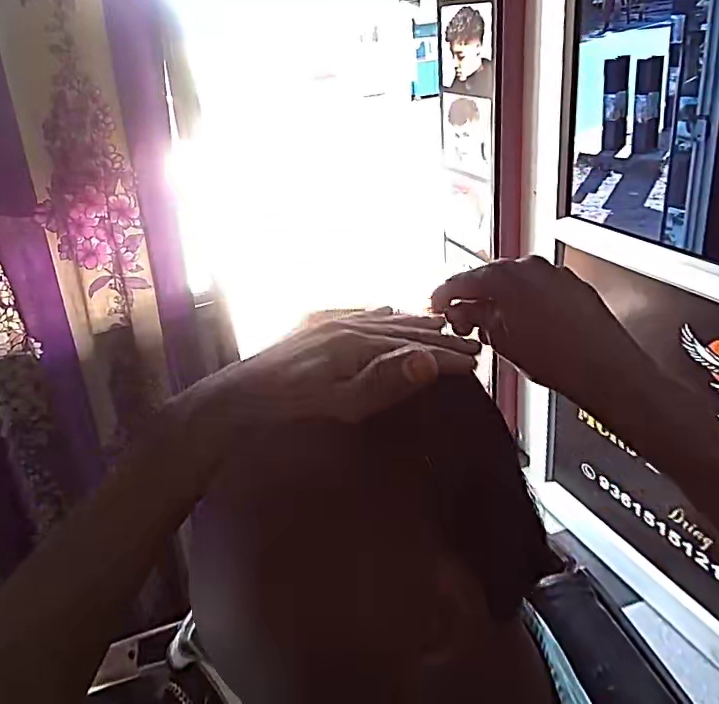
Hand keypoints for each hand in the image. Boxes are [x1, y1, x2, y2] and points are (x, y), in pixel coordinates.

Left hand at [182, 309, 479, 435]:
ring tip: (437, 323)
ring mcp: (325, 321)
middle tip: (471, 343)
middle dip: (437, 336)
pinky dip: (376, 312)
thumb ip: (385, 382)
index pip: (414, 348)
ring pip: (380, 317)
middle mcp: (344, 324)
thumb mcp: (343, 404)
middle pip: (401, 328)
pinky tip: (383, 310)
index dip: (447, 356)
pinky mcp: (310, 323)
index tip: (478, 362)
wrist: (240, 397)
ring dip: (410, 321)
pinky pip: (353, 311)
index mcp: (357, 343)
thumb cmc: (293, 408)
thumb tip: (428, 360)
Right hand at [431, 257, 678, 418]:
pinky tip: (524, 327)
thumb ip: (473, 318)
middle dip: (473, 299)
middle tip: (462, 322)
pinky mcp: (572, 285)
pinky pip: (537, 288)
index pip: (460, 280)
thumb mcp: (500, 341)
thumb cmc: (562, 361)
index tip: (435, 306)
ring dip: (499, 301)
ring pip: (513, 283)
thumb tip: (462, 311)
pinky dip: (525, 302)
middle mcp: (529, 267)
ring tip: (495, 329)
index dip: (442, 296)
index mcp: (504, 276)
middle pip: (487, 278)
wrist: (612, 375)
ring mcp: (553, 274)